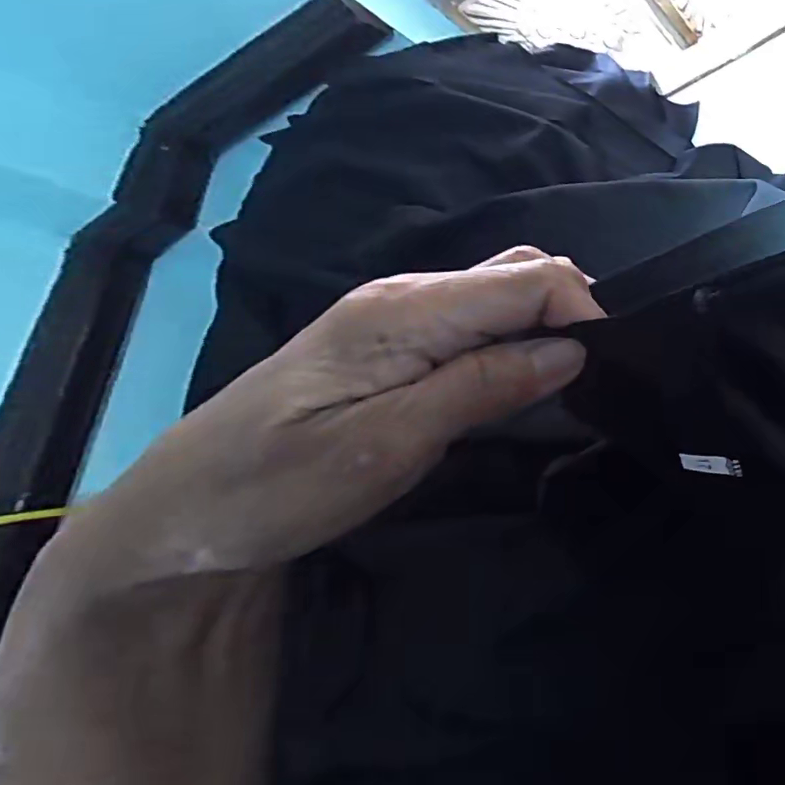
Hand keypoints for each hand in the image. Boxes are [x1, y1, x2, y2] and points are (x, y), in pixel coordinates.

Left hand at [57, 247, 603, 584]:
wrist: (180, 514)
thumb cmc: (276, 487)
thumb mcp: (388, 445)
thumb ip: (483, 387)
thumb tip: (571, 350)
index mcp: (407, 310)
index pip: (529, 278)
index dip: (583, 311)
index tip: (604, 371)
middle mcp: (409, 293)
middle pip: (521, 269)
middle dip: (572, 310)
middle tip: (592, 375)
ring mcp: (400, 311)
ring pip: (504, 288)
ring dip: (549, 322)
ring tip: (569, 377)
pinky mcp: (397, 335)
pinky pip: (481, 314)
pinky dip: (520, 334)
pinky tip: (523, 373)